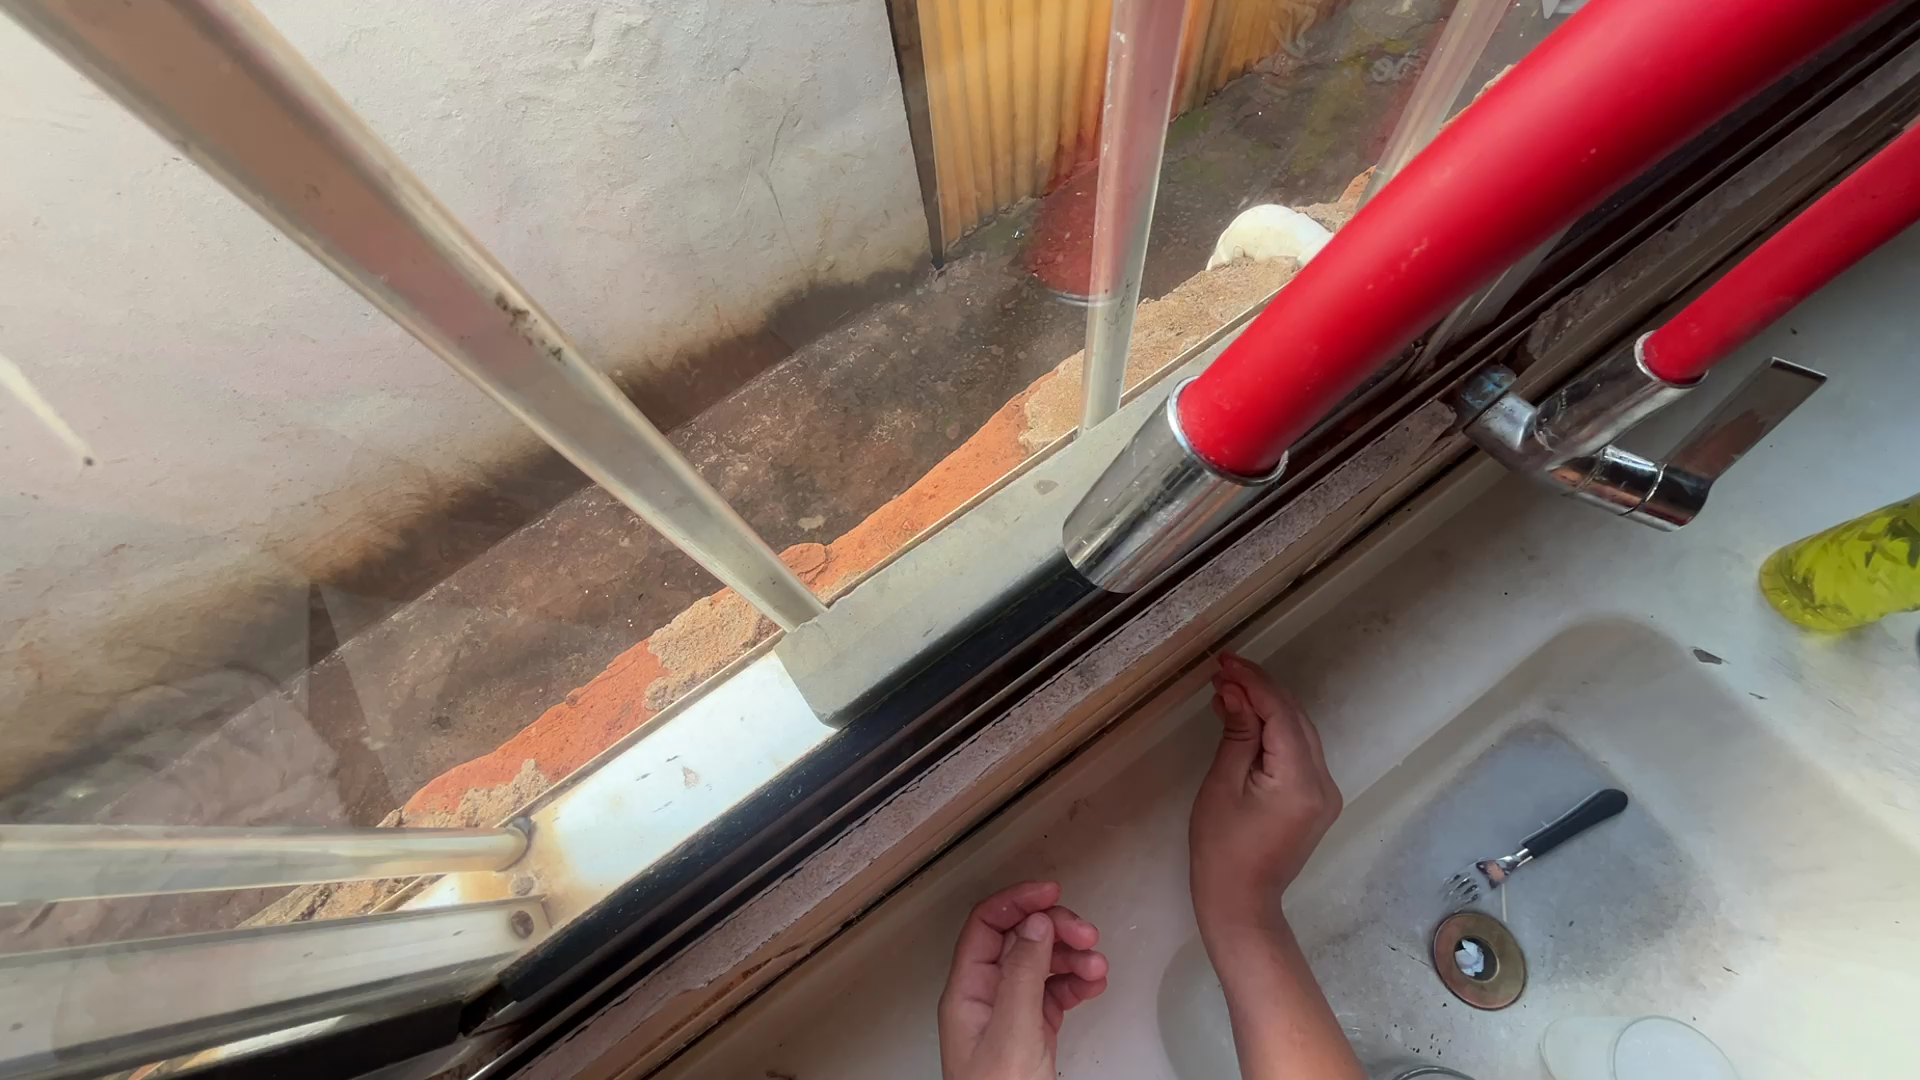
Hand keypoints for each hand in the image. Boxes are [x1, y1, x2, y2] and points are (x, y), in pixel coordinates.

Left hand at [937, 880, 1108, 1079]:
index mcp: (968, 991)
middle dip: (1054, 929)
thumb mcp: (1012, 1035)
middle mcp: (986, 997)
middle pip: (1019, 939)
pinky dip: (1076, 981)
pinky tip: (1093, 982)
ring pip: (1040, 963)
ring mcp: (1010, 1013)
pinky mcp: (1032, 1032)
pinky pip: (1055, 992)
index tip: (1050, 892)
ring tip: (1096, 964)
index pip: (987, 924)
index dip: (1017, 901)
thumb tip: (1033, 923)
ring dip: (1071, 955)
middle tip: (1085, 933)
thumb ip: (1021, 974)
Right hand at [1188, 652, 1341, 931]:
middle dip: (1259, 689)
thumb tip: (1234, 690)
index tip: (1224, 662)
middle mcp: (1324, 782)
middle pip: (1295, 718)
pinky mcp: (1316, 799)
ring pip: (1298, 731)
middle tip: (1221, 670)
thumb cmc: (1221, 846)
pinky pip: (1296, 751)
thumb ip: (1236, 733)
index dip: (1253, 682)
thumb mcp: (1222, 784)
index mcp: (1300, 781)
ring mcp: (1324, 792)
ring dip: (1265, 707)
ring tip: (1226, 689)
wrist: (1240, 901)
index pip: (1281, 713)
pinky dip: (1272, 730)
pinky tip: (1244, 718)